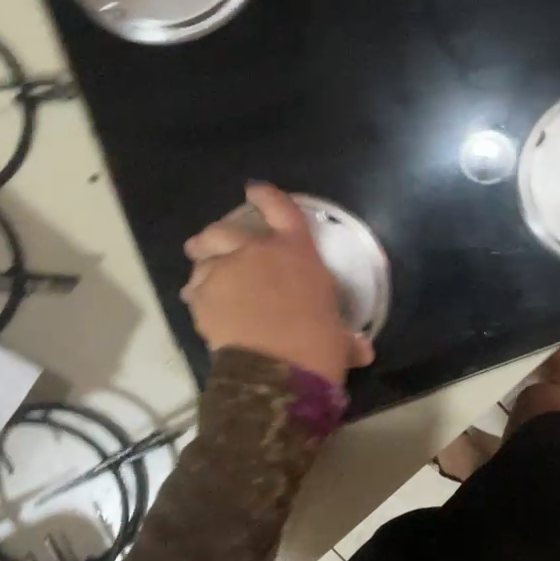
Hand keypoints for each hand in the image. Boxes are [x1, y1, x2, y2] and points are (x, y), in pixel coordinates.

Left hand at [180, 183, 375, 383]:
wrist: (277, 370)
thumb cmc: (318, 347)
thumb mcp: (338, 339)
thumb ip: (346, 340)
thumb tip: (364, 352)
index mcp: (298, 252)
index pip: (281, 209)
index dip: (266, 196)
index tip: (253, 190)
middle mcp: (258, 251)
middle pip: (225, 230)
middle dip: (213, 237)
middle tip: (205, 244)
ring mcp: (227, 270)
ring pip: (203, 259)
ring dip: (203, 266)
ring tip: (200, 278)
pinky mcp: (203, 295)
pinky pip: (195, 289)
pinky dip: (196, 295)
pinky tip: (199, 306)